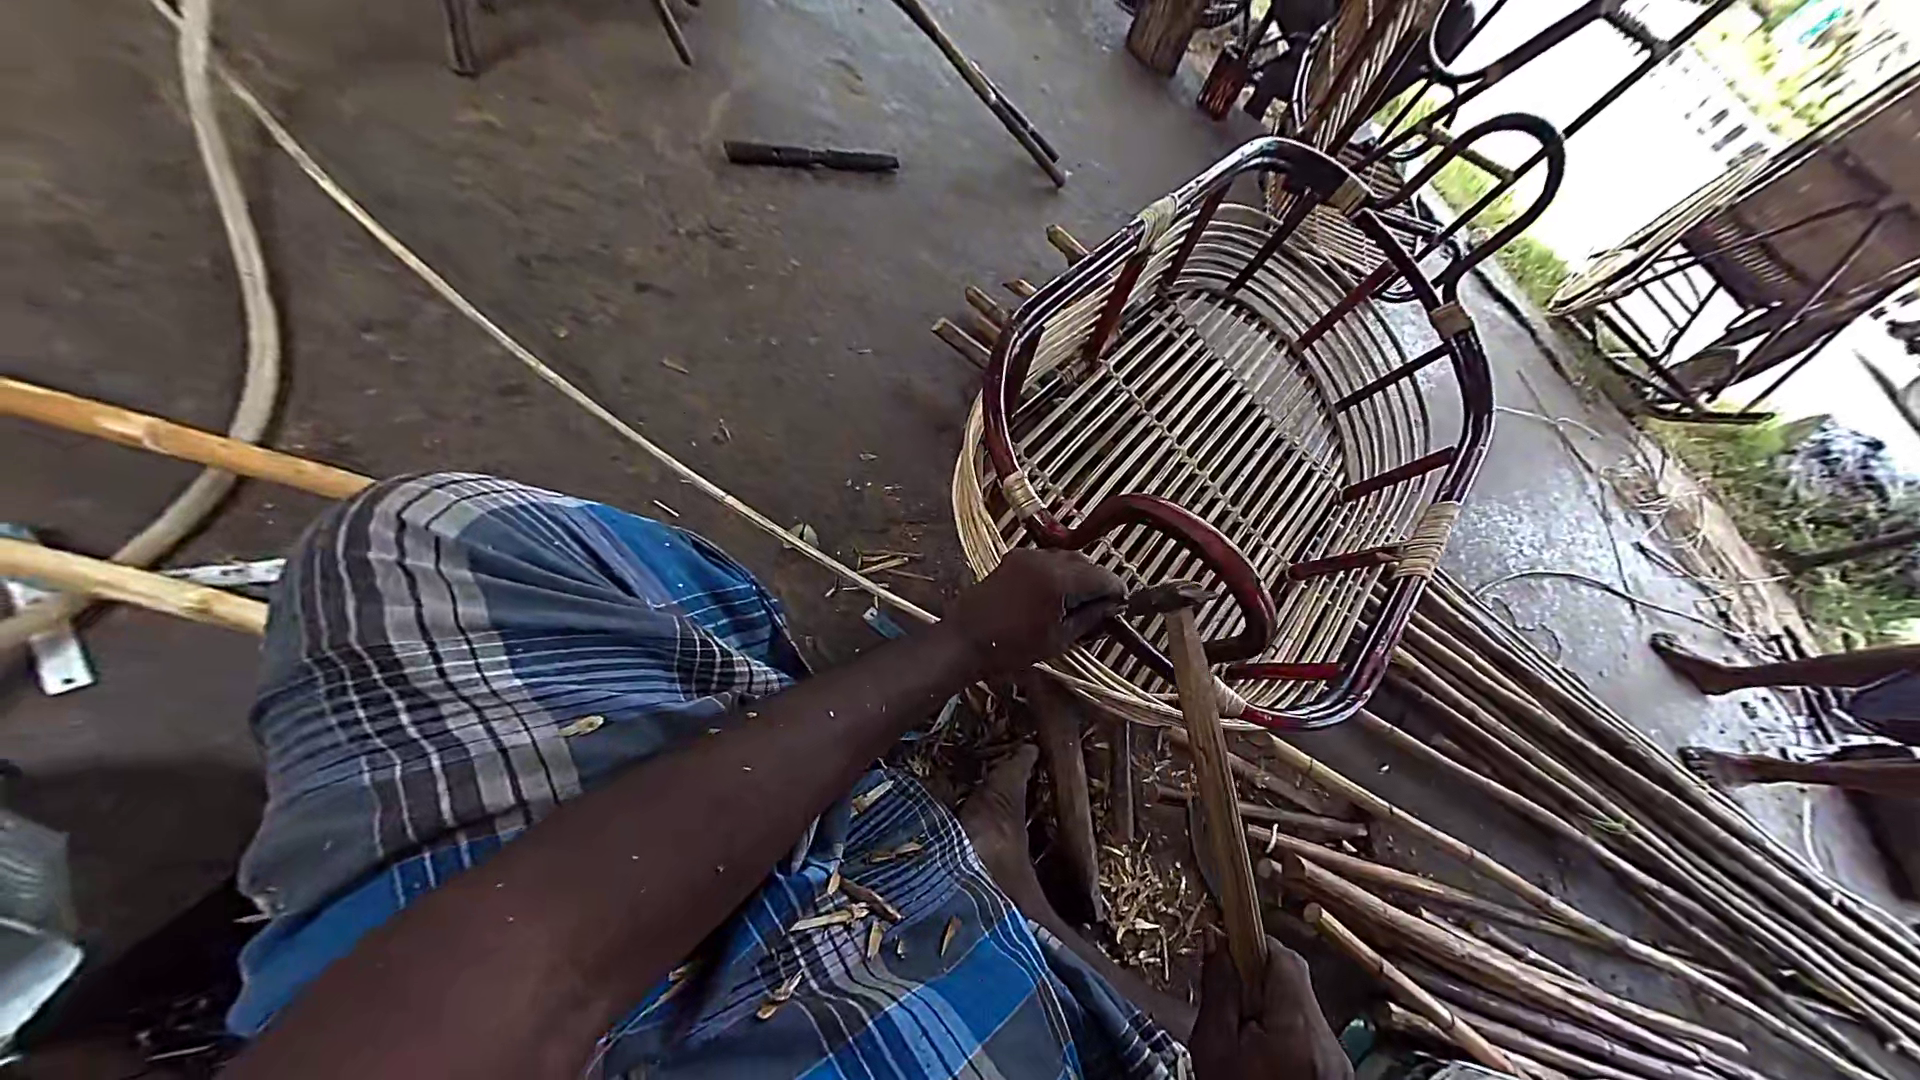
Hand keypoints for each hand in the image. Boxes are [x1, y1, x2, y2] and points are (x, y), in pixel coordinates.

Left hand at [944, 549, 1124, 675]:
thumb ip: (1090, 618)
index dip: (1117, 591)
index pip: (1103, 576)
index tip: (1121, 606)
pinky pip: (1045, 560)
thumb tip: (1113, 607)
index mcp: (1060, 579)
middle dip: (1097, 582)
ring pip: (1066, 558)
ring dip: (1077, 576)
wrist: (965, 639)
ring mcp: (1026, 555)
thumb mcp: (1060, 638)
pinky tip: (1053, 595)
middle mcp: (1045, 559)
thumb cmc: (1012, 646)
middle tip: (1101, 609)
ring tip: (1076, 604)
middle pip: (1086, 563)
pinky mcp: (1012, 559)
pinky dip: (1056, 572)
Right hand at [1190, 935, 1351, 1079]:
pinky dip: (1286, 1031)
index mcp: (1298, 1030)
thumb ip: (1218, 989)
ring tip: (1244, 1032)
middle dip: (1261, 977)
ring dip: (1272, 1004)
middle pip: (1297, 983)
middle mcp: (1329, 1044)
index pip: (1285, 960)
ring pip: (1304, 1009)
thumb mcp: (1213, 1047)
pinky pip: (1311, 1037)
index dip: (1256, 944)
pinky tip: (1263, 1056)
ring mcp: (1340, 1066)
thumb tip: (1216, 938)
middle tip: (1230, 996)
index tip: (1228, 948)